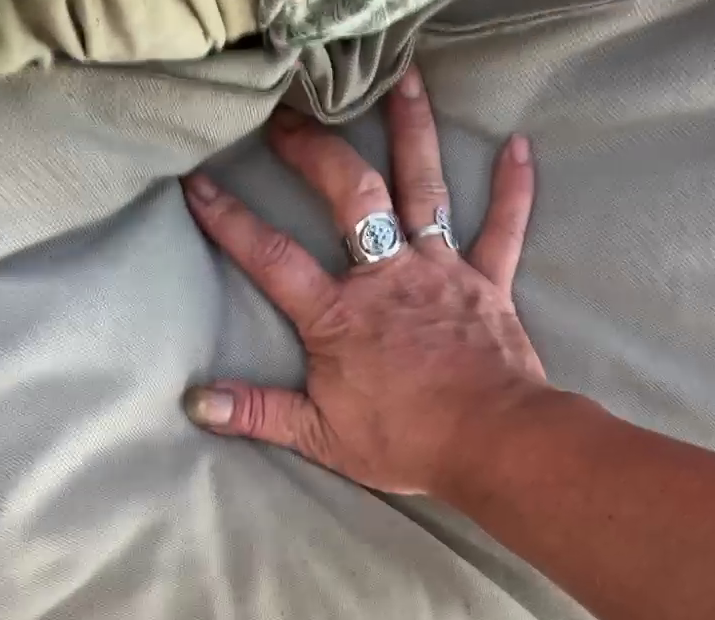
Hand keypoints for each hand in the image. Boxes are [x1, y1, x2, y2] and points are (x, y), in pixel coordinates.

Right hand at [179, 68, 560, 495]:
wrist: (490, 442)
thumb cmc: (404, 441)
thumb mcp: (318, 436)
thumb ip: (256, 414)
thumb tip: (196, 402)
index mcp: (339, 315)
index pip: (273, 258)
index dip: (231, 221)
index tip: (200, 184)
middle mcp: (387, 277)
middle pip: (350, 195)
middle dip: (317, 151)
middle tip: (291, 118)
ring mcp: (441, 272)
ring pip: (425, 188)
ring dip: (414, 132)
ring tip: (402, 83)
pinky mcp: (488, 283)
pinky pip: (504, 226)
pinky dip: (512, 188)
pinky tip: (518, 147)